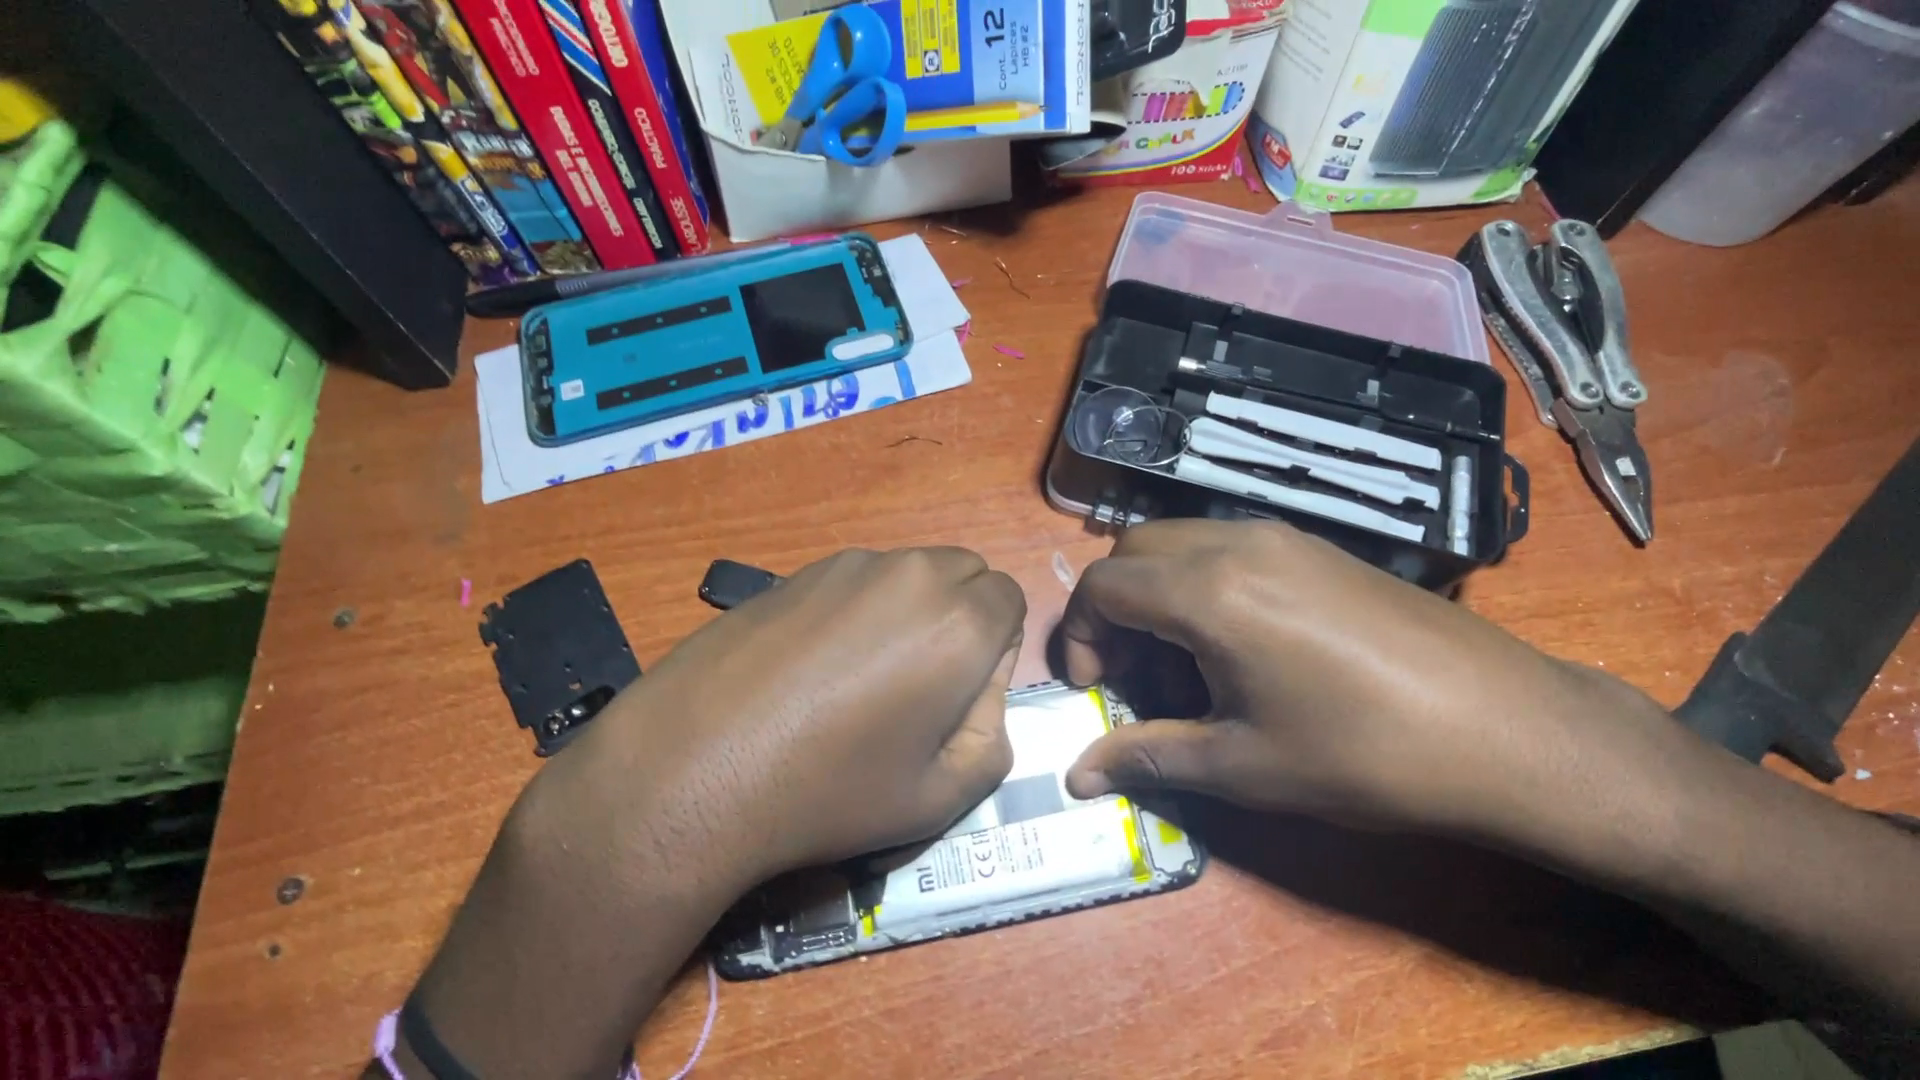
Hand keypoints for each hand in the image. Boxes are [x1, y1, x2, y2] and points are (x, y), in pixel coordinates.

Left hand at [542, 546, 1026, 889]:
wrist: (694, 769)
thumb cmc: (830, 792)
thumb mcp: (941, 797)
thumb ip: (993, 737)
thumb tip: (980, 693)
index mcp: (960, 622)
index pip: (1011, 601)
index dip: (994, 650)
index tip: (957, 698)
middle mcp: (910, 575)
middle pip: (964, 575)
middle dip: (960, 619)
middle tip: (918, 687)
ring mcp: (845, 566)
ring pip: (907, 574)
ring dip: (908, 612)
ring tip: (857, 681)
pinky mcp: (793, 573)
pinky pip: (853, 582)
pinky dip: (856, 612)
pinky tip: (809, 670)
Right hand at [1059, 519, 1658, 837]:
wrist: (1508, 731)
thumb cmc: (1363, 754)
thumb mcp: (1243, 766)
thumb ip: (1147, 756)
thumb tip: (1077, 775)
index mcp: (1208, 591)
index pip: (1101, 585)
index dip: (1080, 637)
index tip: (1100, 691)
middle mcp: (1237, 543)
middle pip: (1133, 551)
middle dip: (1113, 610)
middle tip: (1136, 676)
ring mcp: (1284, 538)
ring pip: (1181, 543)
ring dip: (1159, 597)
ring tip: (1191, 670)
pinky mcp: (1321, 548)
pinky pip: (1229, 548)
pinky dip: (1203, 586)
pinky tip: (1244, 650)